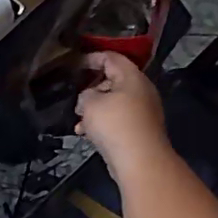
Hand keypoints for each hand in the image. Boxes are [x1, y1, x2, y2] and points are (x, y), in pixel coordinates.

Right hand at [74, 51, 169, 176]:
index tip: (75, 64)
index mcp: (132, 77)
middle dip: (91, 87)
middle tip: (75, 96)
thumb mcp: (91, 104)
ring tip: (78, 119)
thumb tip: (88, 97)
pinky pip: (117, 119)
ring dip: (94, 108)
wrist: (139, 160)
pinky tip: (86, 134)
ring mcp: (142, 111)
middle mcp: (140, 90)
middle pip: (113, 80)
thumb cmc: (115, 125)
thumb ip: (85, 95)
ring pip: (113, 102)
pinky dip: (101, 123)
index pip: (111, 58)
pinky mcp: (138, 129)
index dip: (92, 58)